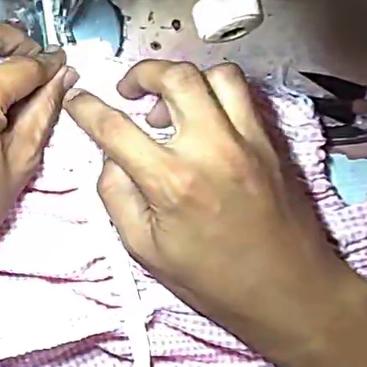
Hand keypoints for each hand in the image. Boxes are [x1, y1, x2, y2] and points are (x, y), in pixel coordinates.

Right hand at [62, 60, 366, 366]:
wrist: (289, 292)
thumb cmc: (213, 281)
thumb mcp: (146, 251)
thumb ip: (117, 197)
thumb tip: (112, 158)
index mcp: (171, 182)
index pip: (116, 127)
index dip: (86, 108)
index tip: (76, 100)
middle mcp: (211, 149)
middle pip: (174, 77)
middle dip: (142, 73)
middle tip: (129, 90)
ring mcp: (247, 140)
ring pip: (215, 74)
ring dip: (184, 78)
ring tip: (171, 105)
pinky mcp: (271, 142)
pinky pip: (243, 95)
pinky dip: (216, 92)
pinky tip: (205, 118)